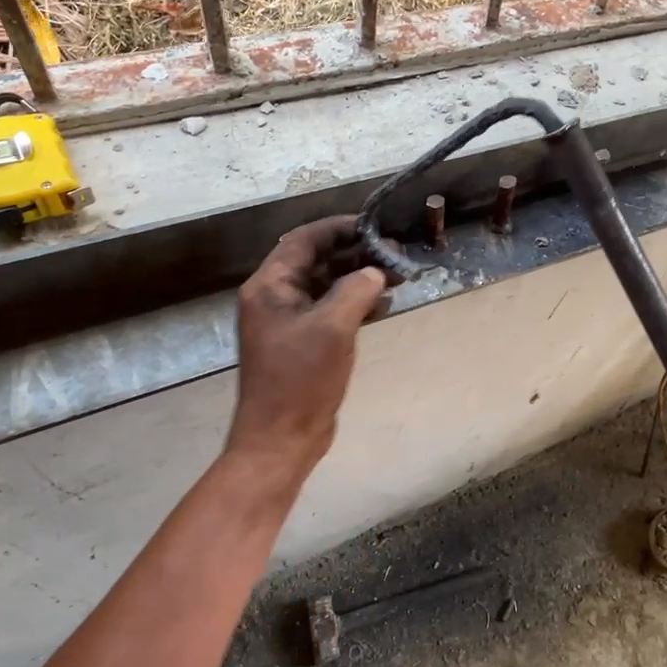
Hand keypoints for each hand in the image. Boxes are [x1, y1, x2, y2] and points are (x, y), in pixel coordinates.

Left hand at [227, 215, 388, 474]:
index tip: (375, 226)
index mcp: (269, 287)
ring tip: (397, 275)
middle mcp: (274, 298)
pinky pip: (330, 309)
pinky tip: (383, 304)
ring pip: (327, 285)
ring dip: (359, 278)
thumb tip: (375, 272)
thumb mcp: (333, 327)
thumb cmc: (300, 380)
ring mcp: (288, 322)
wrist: (280, 439)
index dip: (340, 228)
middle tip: (395, 252)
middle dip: (356, 254)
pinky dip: (356, 302)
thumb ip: (357, 289)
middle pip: (317, 260)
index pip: (304, 240)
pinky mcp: (302, 342)